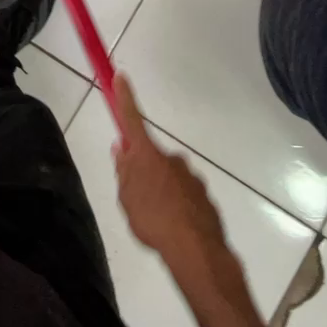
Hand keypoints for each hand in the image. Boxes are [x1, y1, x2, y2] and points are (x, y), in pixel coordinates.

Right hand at [113, 74, 226, 259]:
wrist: (196, 251)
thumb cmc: (153, 220)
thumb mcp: (126, 198)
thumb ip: (123, 172)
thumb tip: (122, 149)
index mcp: (147, 155)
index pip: (132, 118)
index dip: (125, 96)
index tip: (121, 75)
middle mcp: (172, 158)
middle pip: (152, 157)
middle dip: (146, 172)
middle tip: (139, 199)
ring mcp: (192, 177)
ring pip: (171, 179)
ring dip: (164, 193)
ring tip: (159, 221)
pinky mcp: (206, 197)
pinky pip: (186, 197)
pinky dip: (180, 208)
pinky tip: (176, 228)